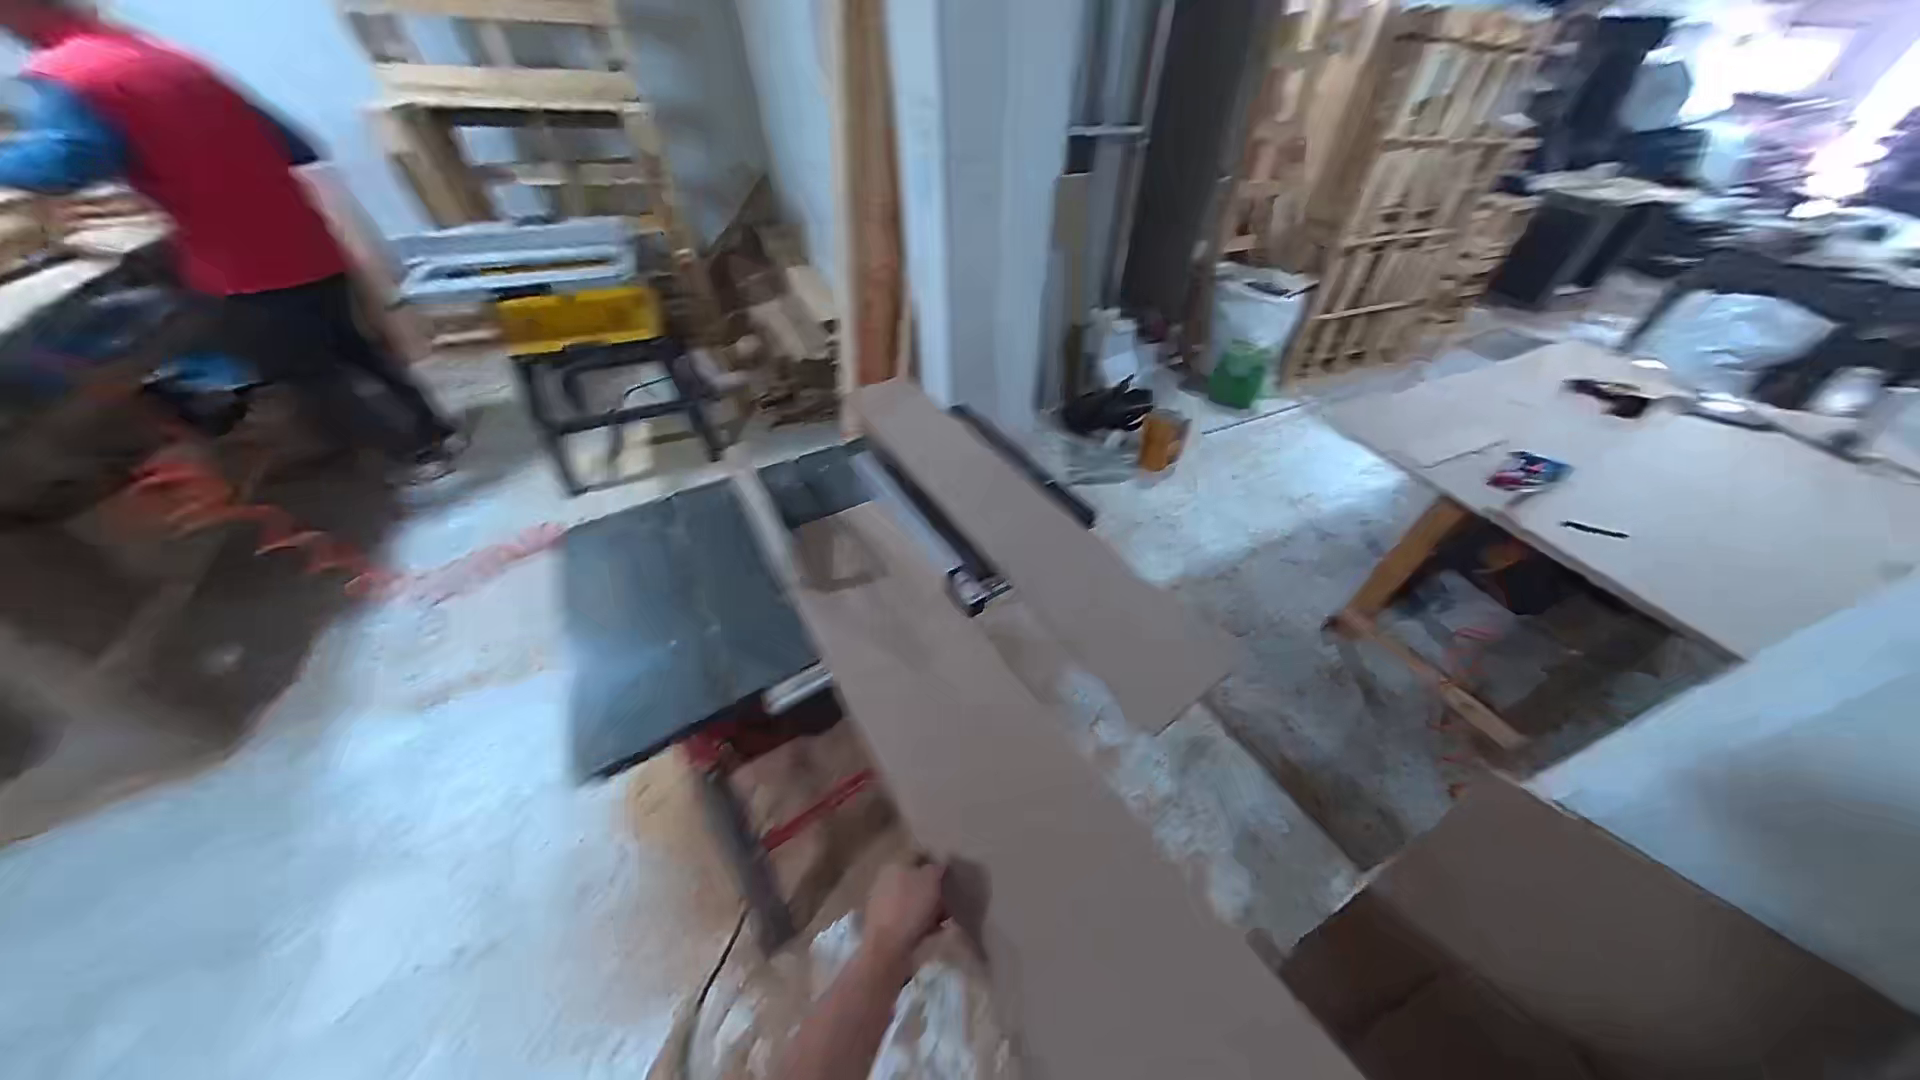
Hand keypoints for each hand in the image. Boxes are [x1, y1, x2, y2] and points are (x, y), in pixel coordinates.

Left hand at [862, 860, 945, 971]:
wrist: (887, 948)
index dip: (934, 862)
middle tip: (947, 900)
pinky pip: (908, 918)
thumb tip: (938, 867)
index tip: (948, 874)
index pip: (917, 855)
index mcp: (895, 864)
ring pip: (912, 900)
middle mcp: (886, 880)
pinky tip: (933, 931)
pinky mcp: (884, 925)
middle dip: (933, 889)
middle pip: (915, 880)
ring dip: (928, 908)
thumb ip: (936, 869)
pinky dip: (920, 923)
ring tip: (944, 919)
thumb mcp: (931, 880)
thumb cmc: (911, 907)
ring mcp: (883, 903)